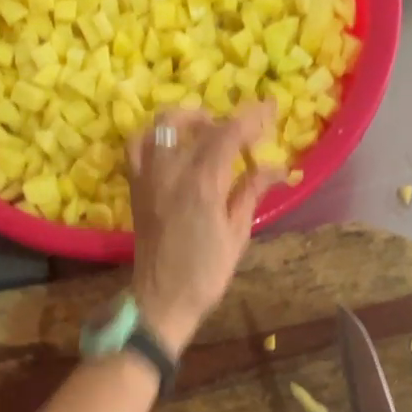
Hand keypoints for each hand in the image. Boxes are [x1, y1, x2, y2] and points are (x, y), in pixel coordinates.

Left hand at [125, 102, 283, 352]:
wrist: (161, 301)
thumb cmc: (205, 275)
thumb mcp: (237, 235)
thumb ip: (250, 193)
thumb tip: (275, 167)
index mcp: (202, 184)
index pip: (229, 134)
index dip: (253, 118)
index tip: (272, 110)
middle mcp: (171, 171)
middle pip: (199, 125)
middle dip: (225, 121)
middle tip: (243, 135)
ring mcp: (148, 176)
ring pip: (163, 126)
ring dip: (188, 120)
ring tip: (207, 132)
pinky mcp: (136, 186)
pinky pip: (139, 145)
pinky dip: (155, 135)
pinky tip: (172, 145)